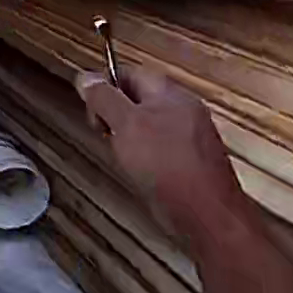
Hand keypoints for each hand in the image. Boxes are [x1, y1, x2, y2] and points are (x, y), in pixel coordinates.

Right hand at [75, 67, 246, 244]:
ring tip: (124, 155)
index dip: (106, 86)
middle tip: (107, 131)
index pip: (129, 73)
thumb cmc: (167, 166)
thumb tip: (85, 77)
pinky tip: (139, 171)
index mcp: (171, 95)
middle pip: (135, 99)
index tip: (93, 106)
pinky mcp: (189, 163)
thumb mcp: (124, 124)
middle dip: (114, 114)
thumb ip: (103, 97)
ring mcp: (189, 138)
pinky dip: (141, 156)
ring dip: (126, 137)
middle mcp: (183, 112)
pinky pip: (156, 148)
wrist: (206, 218)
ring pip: (143, 125)